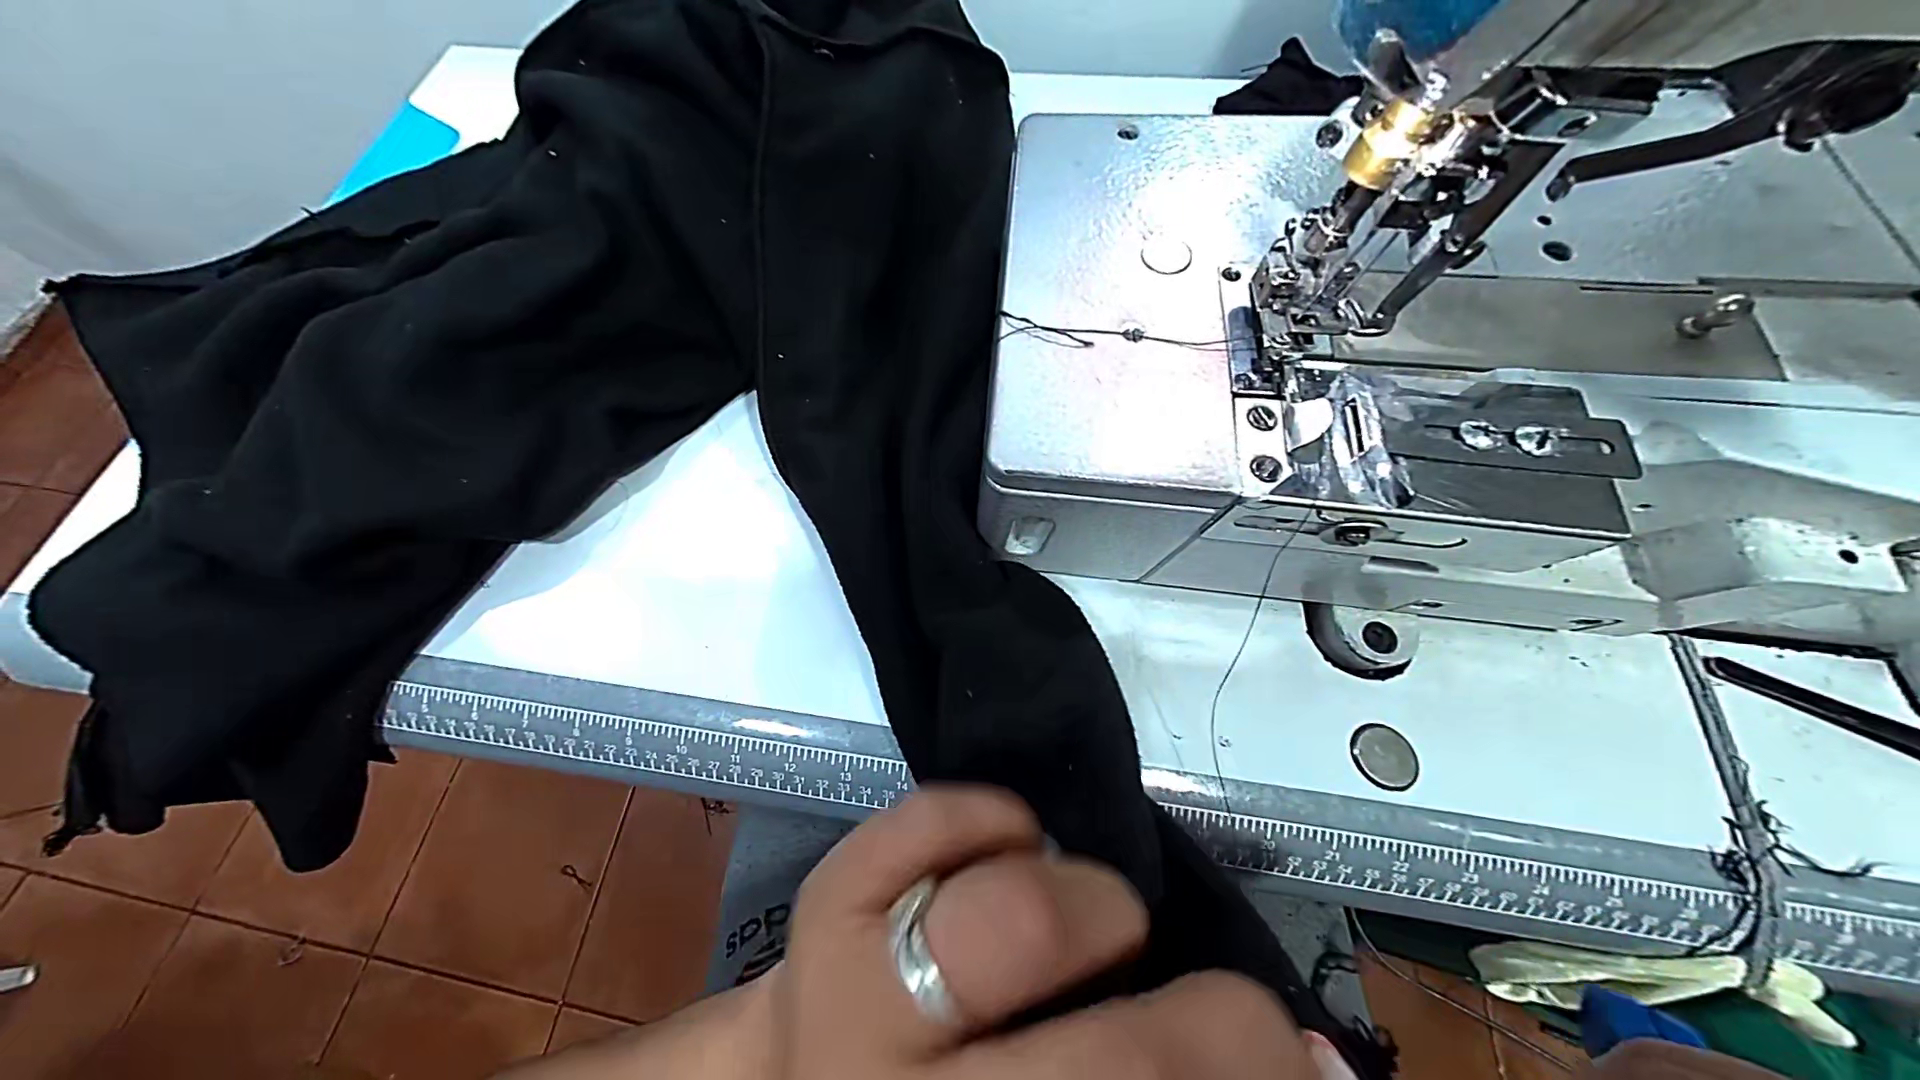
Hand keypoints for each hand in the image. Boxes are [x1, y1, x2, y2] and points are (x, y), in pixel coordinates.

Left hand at [506, 785, 1350, 1079]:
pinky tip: (1009, 831)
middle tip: (1222, 999)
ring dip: (1088, 904)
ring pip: (1006, 924)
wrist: (809, 1079)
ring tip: (1096, 912)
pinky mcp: (815, 917)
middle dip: (1215, 1019)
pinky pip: (905, 838)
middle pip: (1114, 1058)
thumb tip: (1320, 1064)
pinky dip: (972, 814)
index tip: (1298, 1065)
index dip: (1248, 1073)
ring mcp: (850, 1008)